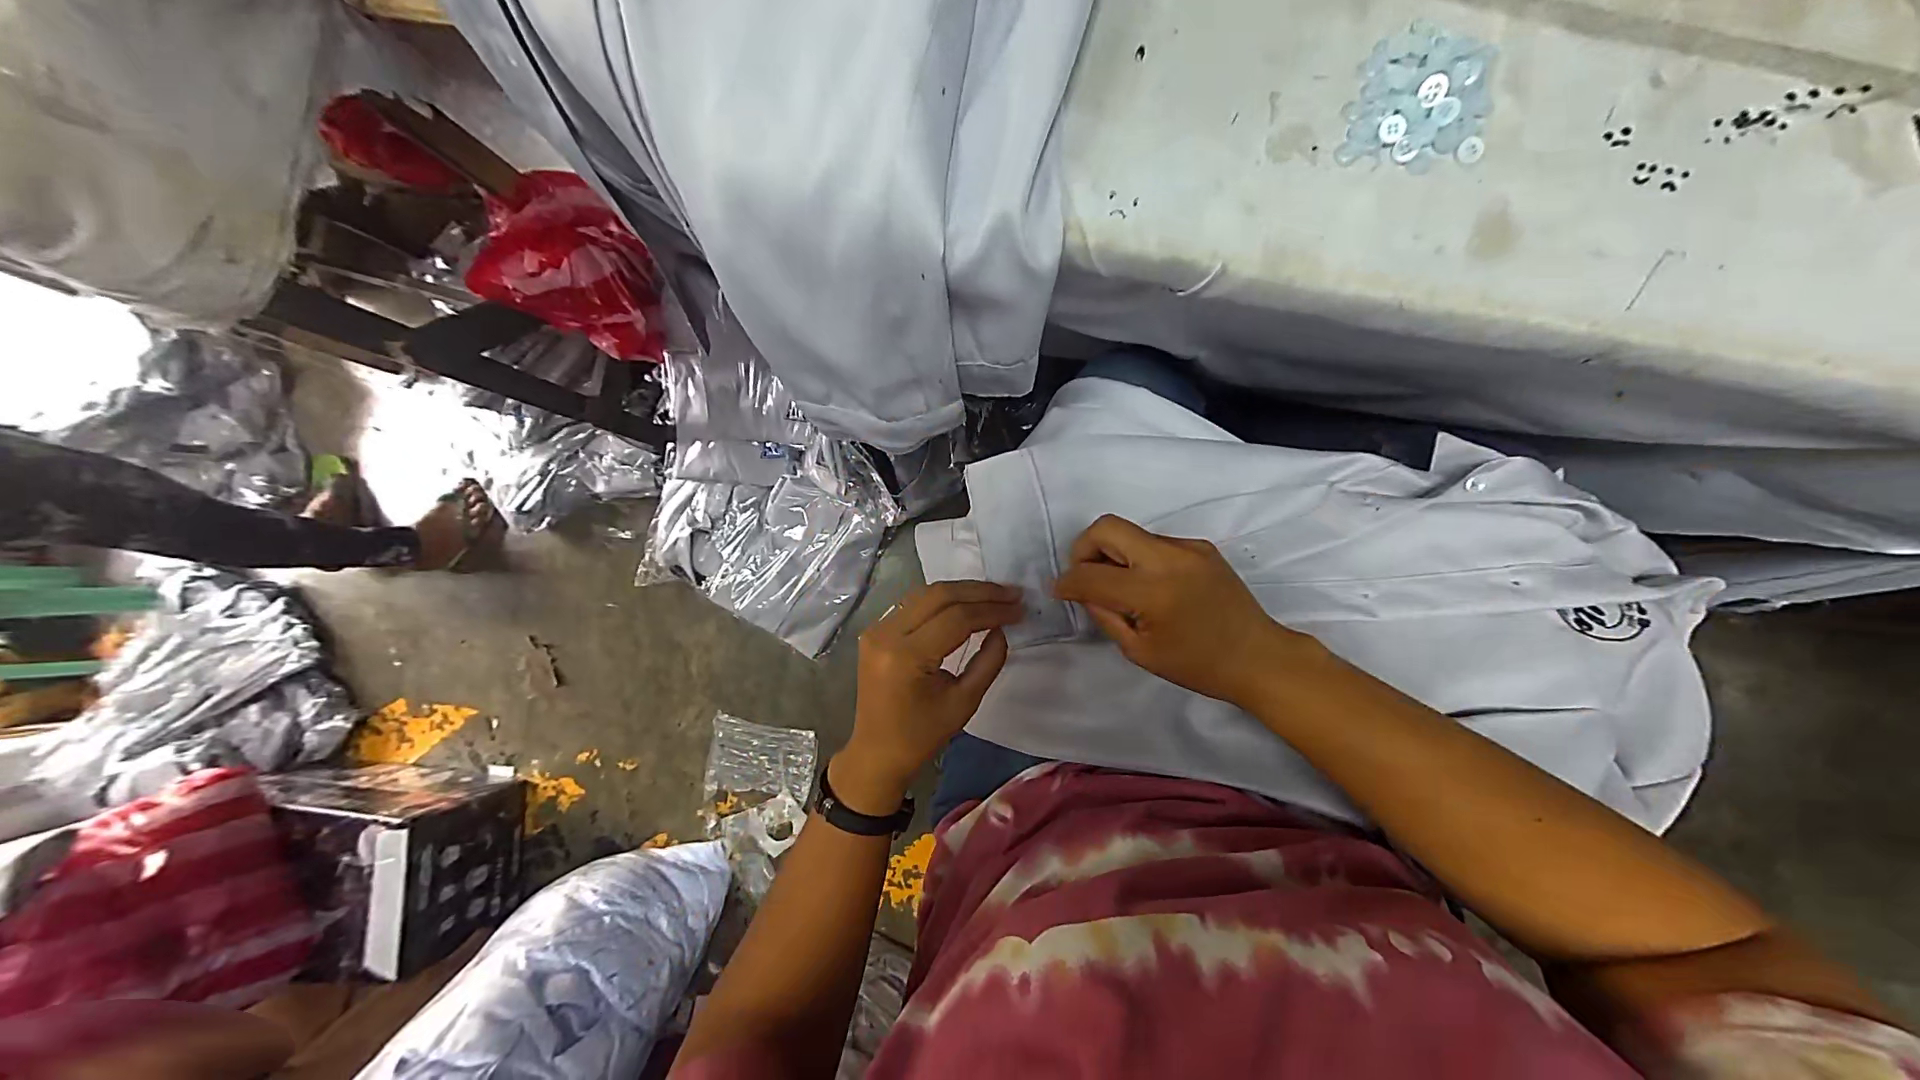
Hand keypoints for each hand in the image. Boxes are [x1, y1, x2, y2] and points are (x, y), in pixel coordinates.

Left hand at [833, 581, 1024, 813]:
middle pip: (939, 595)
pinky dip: (943, 599)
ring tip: (996, 595)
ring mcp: (876, 629)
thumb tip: (1002, 628)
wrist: (877, 752)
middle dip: (980, 592)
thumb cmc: (921, 735)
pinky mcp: (875, 630)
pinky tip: (966, 602)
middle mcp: (886, 634)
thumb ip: (988, 662)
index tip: (1020, 609)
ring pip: (926, 593)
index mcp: (906, 656)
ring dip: (962, 590)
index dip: (992, 610)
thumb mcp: (964, 702)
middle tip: (1013, 594)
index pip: (956, 618)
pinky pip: (913, 604)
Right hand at [1053, 514, 1316, 706]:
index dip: (1067, 582)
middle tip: (1086, 577)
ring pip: (1131, 533)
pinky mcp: (1201, 547)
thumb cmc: (1197, 665)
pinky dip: (1140, 559)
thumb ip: (1105, 615)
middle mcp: (1169, 558)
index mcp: (1152, 591)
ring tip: (1121, 588)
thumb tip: (1083, 591)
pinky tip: (1151, 587)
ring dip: (1114, 554)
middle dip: (1084, 549)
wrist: (1258, 657)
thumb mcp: (1139, 651)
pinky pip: (1155, 542)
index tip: (1060, 590)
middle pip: (1106, 528)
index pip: (1091, 574)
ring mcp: (1188, 548)